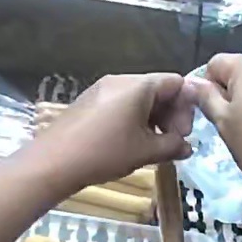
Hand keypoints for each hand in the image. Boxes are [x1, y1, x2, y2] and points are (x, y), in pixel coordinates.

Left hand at [18, 73, 194, 193]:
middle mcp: (120, 80)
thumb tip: (187, 147)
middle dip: (170, 115)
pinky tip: (129, 142)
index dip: (186, 108)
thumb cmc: (105, 152)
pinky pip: (120, 103)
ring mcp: (101, 89)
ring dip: (152, 119)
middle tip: (171, 142)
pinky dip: (133, 119)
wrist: (54, 161)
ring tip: (151, 146)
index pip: (176, 83)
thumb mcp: (145, 152)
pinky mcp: (89, 101)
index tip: (183, 134)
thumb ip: (172, 146)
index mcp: (138, 86)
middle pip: (157, 89)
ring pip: (138, 98)